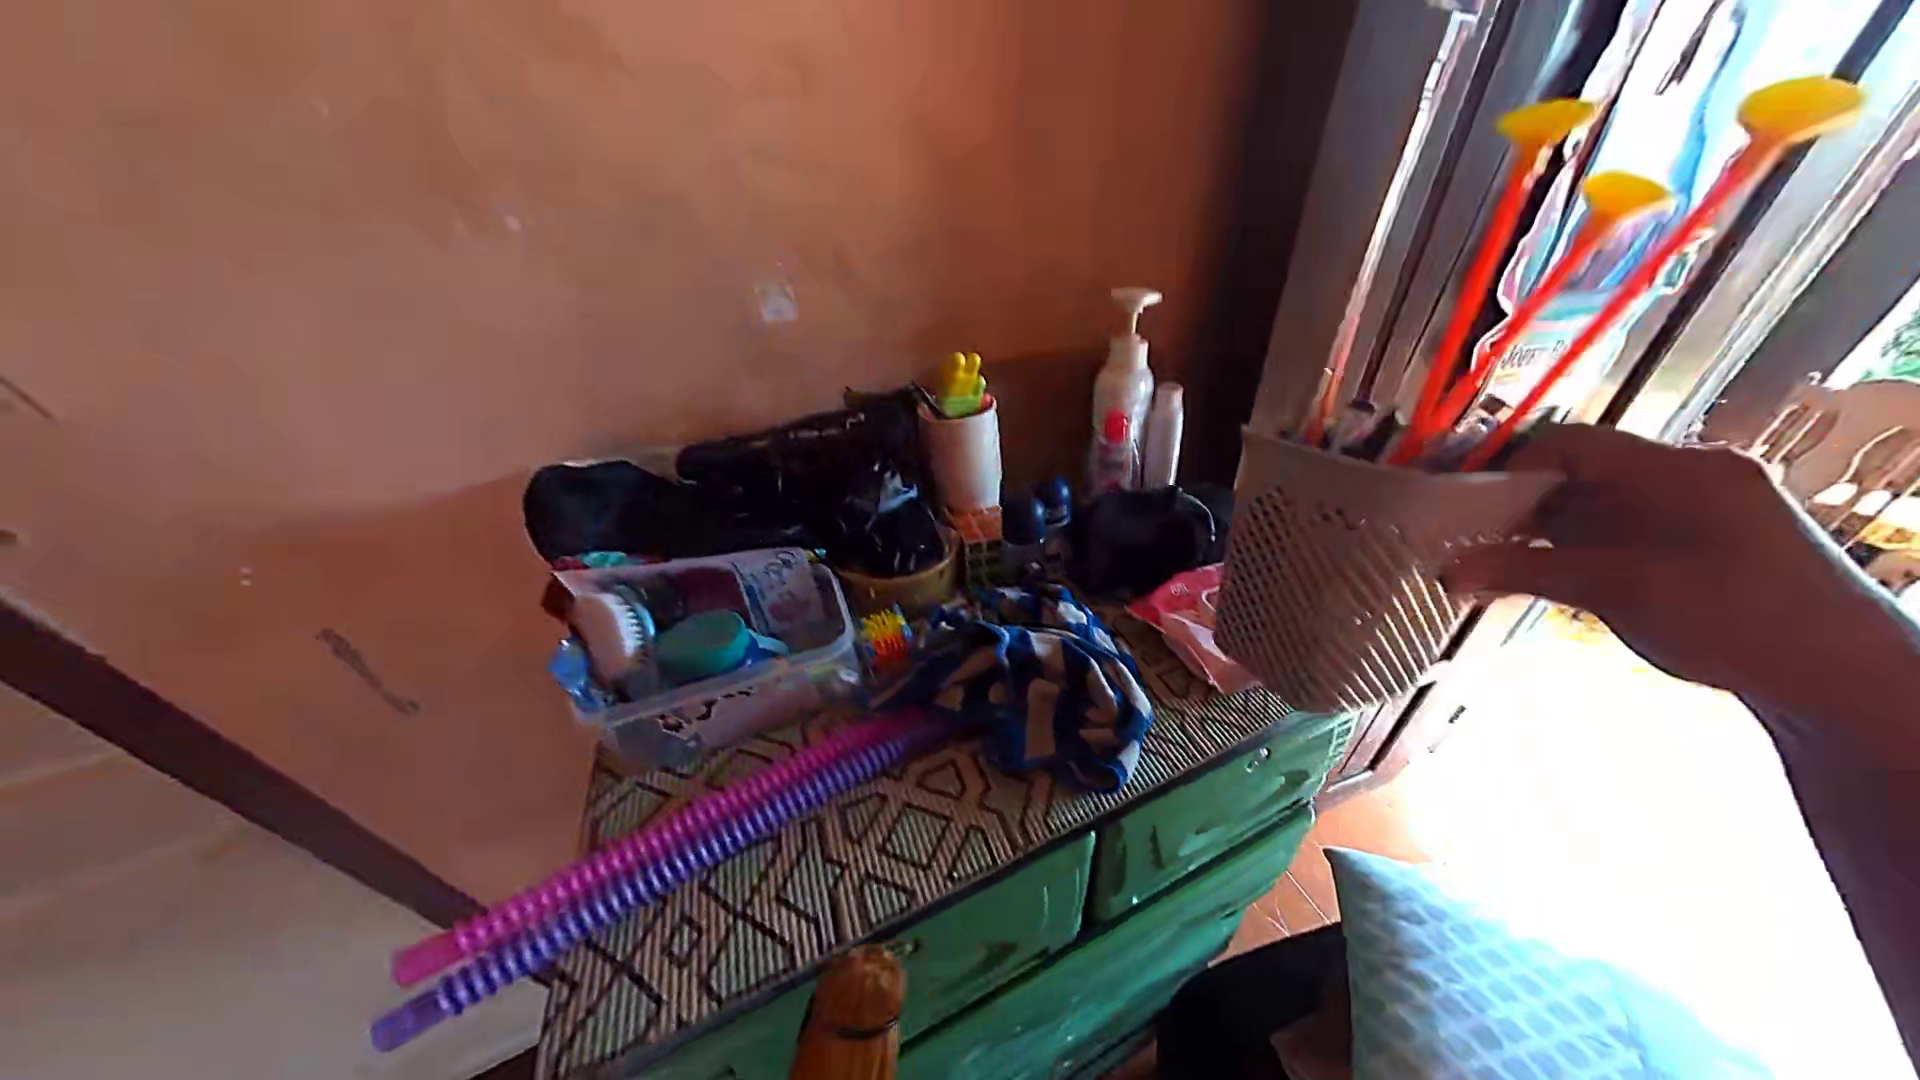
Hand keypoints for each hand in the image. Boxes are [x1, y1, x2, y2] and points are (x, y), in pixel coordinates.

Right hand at [1443, 425, 1907, 718]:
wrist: (1842, 679)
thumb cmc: (1736, 617)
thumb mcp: (1619, 589)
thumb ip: (1527, 571)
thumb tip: (1447, 573)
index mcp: (1678, 470)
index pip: (1572, 444)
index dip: (1512, 468)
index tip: (1468, 506)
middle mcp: (1681, 480)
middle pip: (1574, 476)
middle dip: (1516, 506)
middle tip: (1468, 538)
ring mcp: (1683, 513)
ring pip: (1586, 508)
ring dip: (1536, 533)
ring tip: (1490, 562)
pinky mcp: (1682, 545)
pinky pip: (1606, 534)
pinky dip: (1564, 552)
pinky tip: (1533, 576)